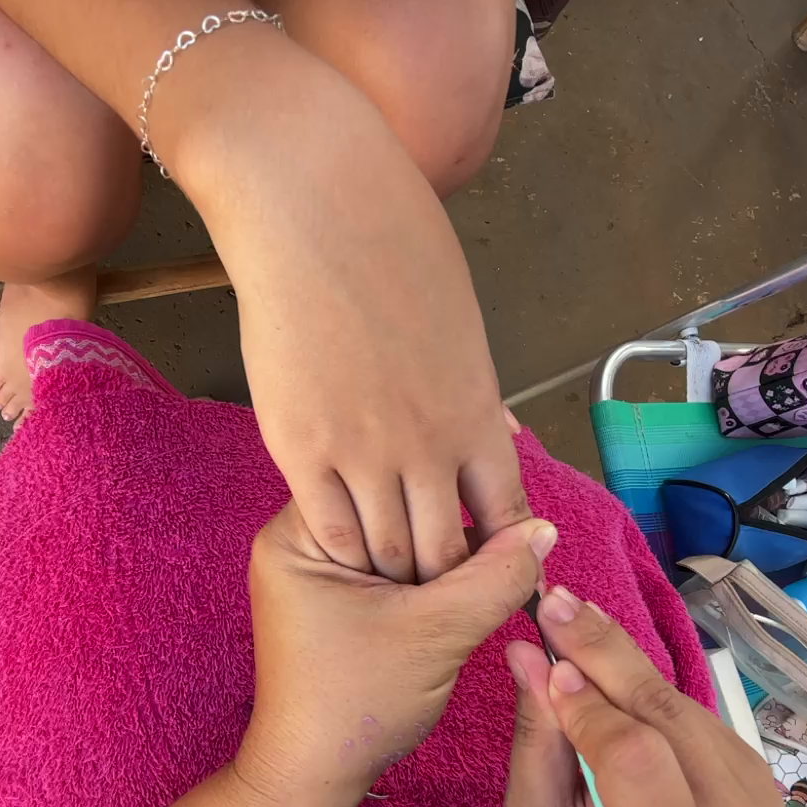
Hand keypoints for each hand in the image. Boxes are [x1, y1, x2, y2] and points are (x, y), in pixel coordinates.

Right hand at [163, 35, 530, 585]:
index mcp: (478, 416)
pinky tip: (342, 557)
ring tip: (384, 585)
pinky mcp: (301, 448)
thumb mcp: (462, 332)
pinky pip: (331, 531)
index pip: (505, 519)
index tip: (491, 578)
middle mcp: (428, 448)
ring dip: (391, 576)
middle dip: (441, 583)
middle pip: (444, 554)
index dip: (502, 562)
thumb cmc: (398, 253)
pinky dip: (344, 554)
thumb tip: (496, 437)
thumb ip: (476, 401)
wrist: (319, 212)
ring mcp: (364, 452)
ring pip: (387, 553)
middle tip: (429, 594)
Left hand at [235, 502, 556, 806]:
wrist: (314, 773)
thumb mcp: (435, 634)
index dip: (446, 494)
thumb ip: (494, 578)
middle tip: (500, 550)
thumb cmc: (357, 704)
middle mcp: (299, 540)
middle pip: (390, 508)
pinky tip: (462, 590)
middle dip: (447, 531)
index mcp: (298, 533)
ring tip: (484, 576)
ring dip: (443, 558)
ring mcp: (316, 569)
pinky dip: (427, 580)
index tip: (500, 511)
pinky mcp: (334, 597)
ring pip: (398, 540)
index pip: (380, 480)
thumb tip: (542, 529)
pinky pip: (391, 569)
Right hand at [502, 585, 787, 806]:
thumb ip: (539, 744)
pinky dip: (638, 676)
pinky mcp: (756, 763)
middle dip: (602, 650)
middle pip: (662, 713)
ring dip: (617, 656)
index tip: (542, 652)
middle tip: (554, 599)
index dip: (586, 702)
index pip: (634, 757)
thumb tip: (528, 655)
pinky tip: (605, 655)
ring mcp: (758, 790)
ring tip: (571, 617)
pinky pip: (684, 705)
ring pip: (672, 700)